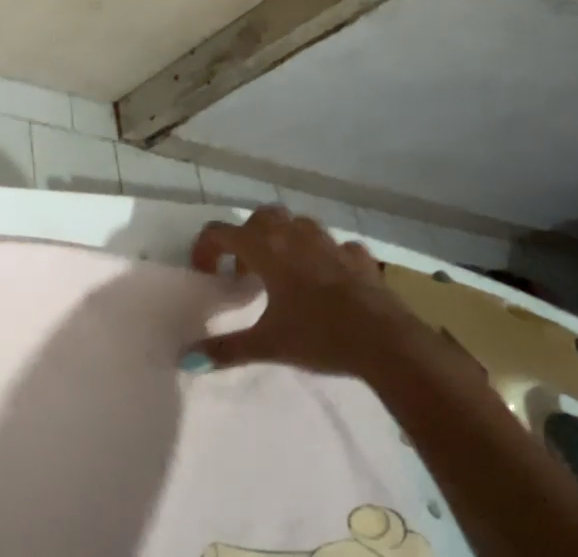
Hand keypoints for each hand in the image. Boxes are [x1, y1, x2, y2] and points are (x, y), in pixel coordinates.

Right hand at [188, 205, 436, 377]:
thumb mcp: (267, 345)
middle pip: (262, 216)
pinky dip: (329, 256)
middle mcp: (295, 238)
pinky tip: (330, 279)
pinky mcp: (363, 260)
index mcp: (265, 250)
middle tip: (248, 268)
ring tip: (287, 270)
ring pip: (301, 224)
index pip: (220, 232)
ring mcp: (333, 246)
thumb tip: (185, 360)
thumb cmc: (321, 336)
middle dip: (249, 235)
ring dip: (288, 239)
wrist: (392, 345)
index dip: (206, 248)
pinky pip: (339, 246)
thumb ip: (225, 349)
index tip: (209, 275)